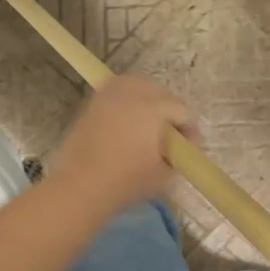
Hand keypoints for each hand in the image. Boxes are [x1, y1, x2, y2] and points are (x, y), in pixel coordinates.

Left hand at [49, 76, 195, 212]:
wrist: (79, 186)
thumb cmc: (125, 183)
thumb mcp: (163, 176)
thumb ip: (176, 157)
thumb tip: (178, 150)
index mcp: (152, 109)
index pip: (181, 109)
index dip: (189, 127)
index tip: (190, 146)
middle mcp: (130, 95)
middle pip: (159, 91)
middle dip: (170, 108)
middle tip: (171, 132)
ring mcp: (107, 97)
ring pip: (135, 84)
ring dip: (147, 97)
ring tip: (150, 119)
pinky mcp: (91, 104)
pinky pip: (114, 91)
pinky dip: (125, 99)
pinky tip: (127, 118)